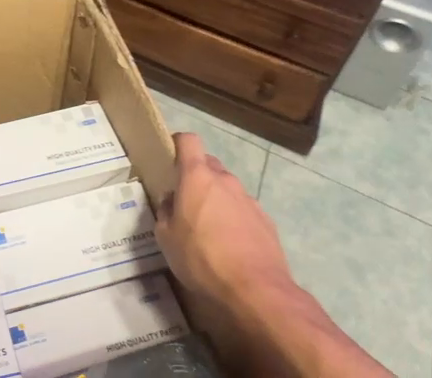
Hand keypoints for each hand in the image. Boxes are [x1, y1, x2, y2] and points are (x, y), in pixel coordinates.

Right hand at [155, 131, 294, 308]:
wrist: (256, 290)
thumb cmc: (202, 259)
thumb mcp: (166, 238)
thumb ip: (166, 212)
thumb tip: (172, 201)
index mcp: (197, 177)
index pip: (188, 141)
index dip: (178, 145)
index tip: (170, 160)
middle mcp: (225, 180)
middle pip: (209, 165)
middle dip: (197, 177)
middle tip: (187, 202)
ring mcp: (248, 199)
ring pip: (228, 189)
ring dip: (217, 200)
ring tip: (211, 231)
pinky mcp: (266, 220)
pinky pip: (244, 210)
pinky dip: (236, 220)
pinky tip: (232, 247)